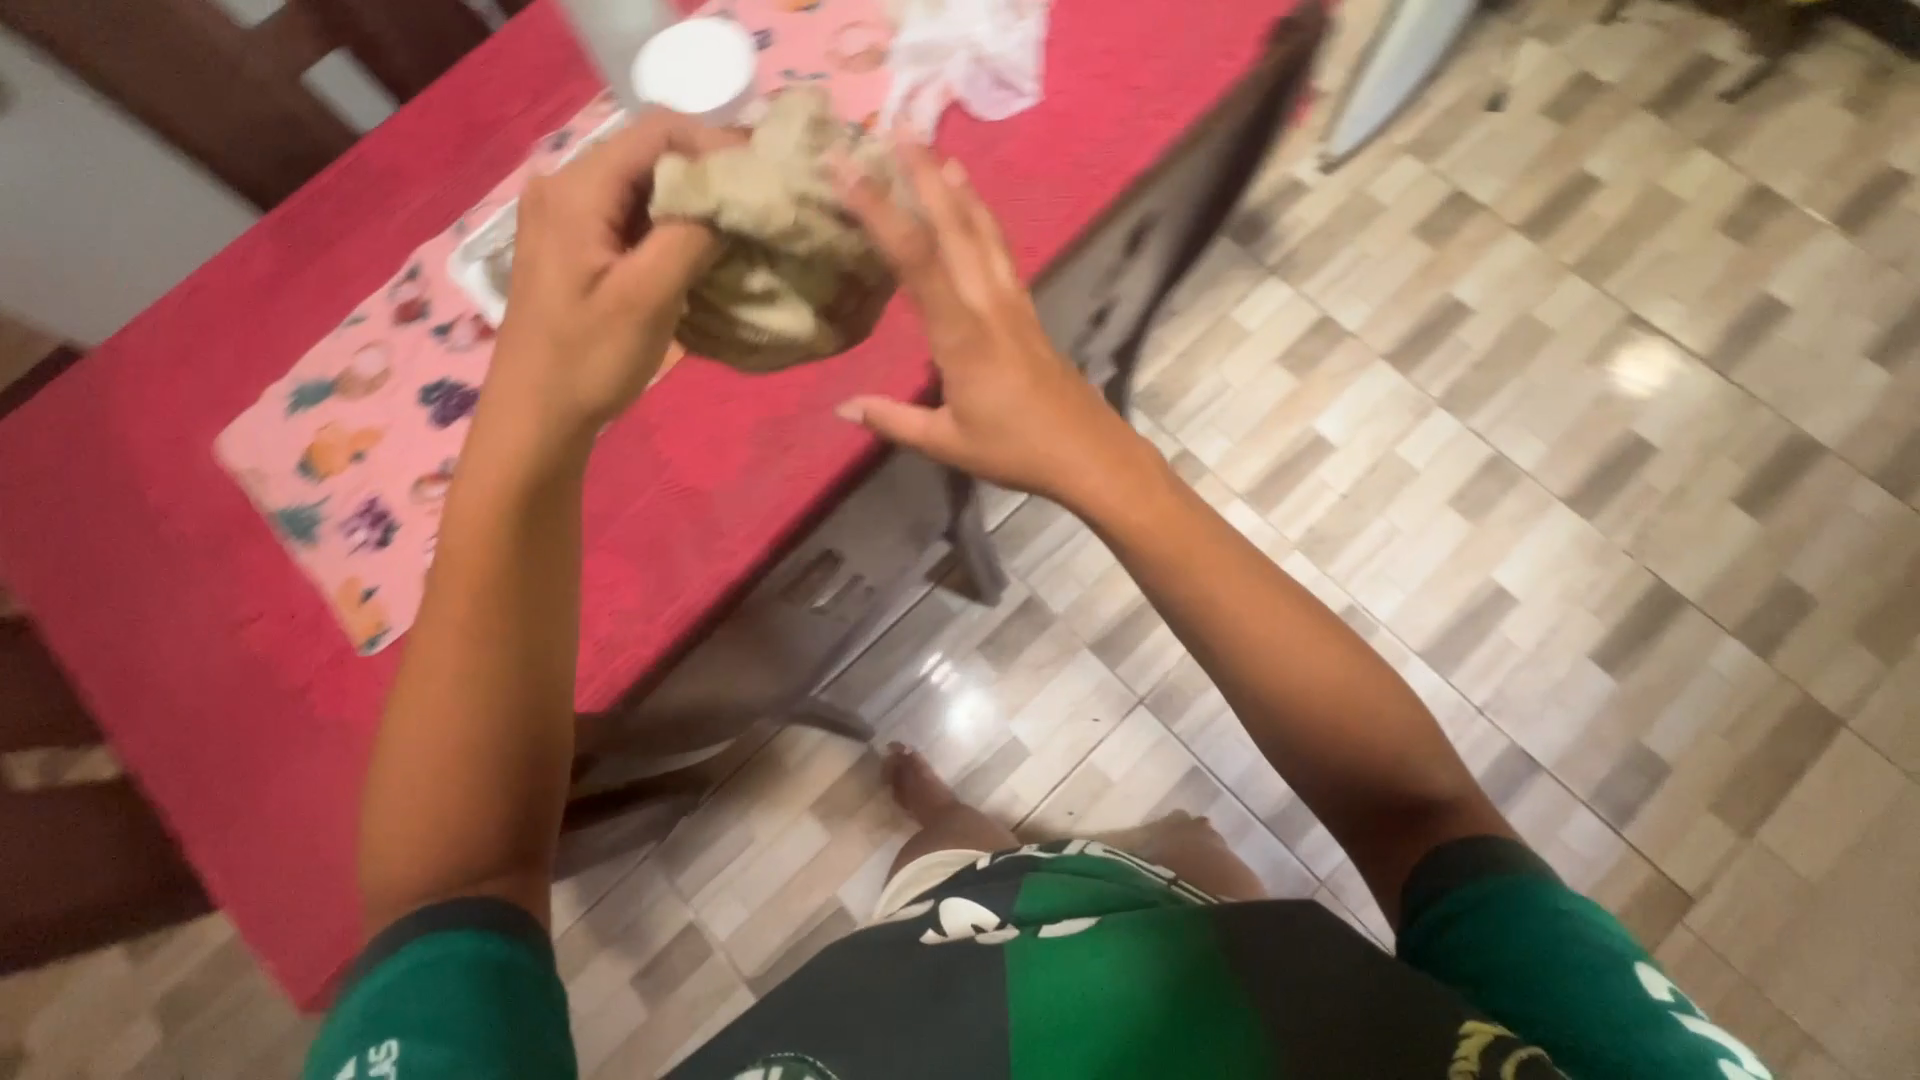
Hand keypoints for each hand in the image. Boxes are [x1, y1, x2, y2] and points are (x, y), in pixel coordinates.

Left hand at [488, 109, 743, 441]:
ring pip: (643, 185)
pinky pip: (632, 215)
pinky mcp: (576, 245)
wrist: (536, 416)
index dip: (716, 143)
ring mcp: (567, 216)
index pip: (656, 131)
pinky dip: (672, 225)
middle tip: (760, 201)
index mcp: (576, 190)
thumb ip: (690, 236)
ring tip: (741, 226)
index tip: (764, 176)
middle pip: (649, 153)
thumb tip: (733, 198)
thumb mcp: (647, 297)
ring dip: (693, 201)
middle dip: (708, 172)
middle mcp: (565, 186)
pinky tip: (702, 250)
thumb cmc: (587, 360)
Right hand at [833, 143, 1148, 510]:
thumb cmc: (1016, 450)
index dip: (879, 209)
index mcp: (962, 335)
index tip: (846, 169)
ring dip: (958, 190)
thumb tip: (843, 406)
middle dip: (923, 176)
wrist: (1088, 453)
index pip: (916, 259)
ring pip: (984, 233)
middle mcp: (989, 305)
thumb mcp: (947, 442)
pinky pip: (1000, 253)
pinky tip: (976, 210)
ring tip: (937, 153)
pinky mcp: (1028, 312)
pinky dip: (983, 221)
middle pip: (954, 227)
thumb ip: (893, 420)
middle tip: (897, 130)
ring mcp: (1013, 305)